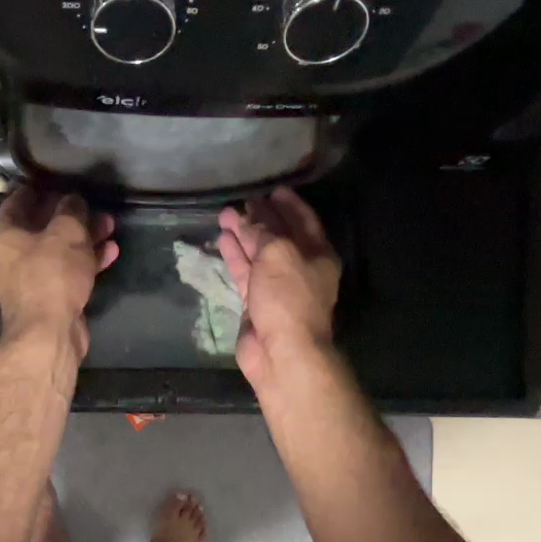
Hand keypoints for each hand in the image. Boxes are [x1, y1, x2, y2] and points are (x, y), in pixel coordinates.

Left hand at [0, 187, 118, 355]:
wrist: (50, 333)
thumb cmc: (51, 275)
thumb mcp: (66, 233)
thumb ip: (71, 210)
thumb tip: (73, 200)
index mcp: (3, 234)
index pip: (19, 199)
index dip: (42, 187)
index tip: (63, 179)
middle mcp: (10, 255)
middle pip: (42, 226)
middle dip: (71, 216)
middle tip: (94, 205)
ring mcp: (29, 279)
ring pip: (58, 250)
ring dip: (84, 238)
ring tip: (109, 225)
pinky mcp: (48, 298)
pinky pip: (67, 271)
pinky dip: (86, 261)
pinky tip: (110, 252)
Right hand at [217, 186, 340, 388]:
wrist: (282, 352)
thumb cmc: (288, 297)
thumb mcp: (278, 253)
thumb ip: (264, 232)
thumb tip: (249, 218)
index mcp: (318, 254)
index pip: (304, 221)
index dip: (288, 204)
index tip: (272, 190)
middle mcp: (300, 268)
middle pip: (279, 236)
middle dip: (260, 218)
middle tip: (242, 201)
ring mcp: (278, 287)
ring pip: (259, 254)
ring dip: (243, 235)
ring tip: (225, 215)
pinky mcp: (257, 303)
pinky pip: (245, 273)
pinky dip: (235, 256)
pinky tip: (222, 240)